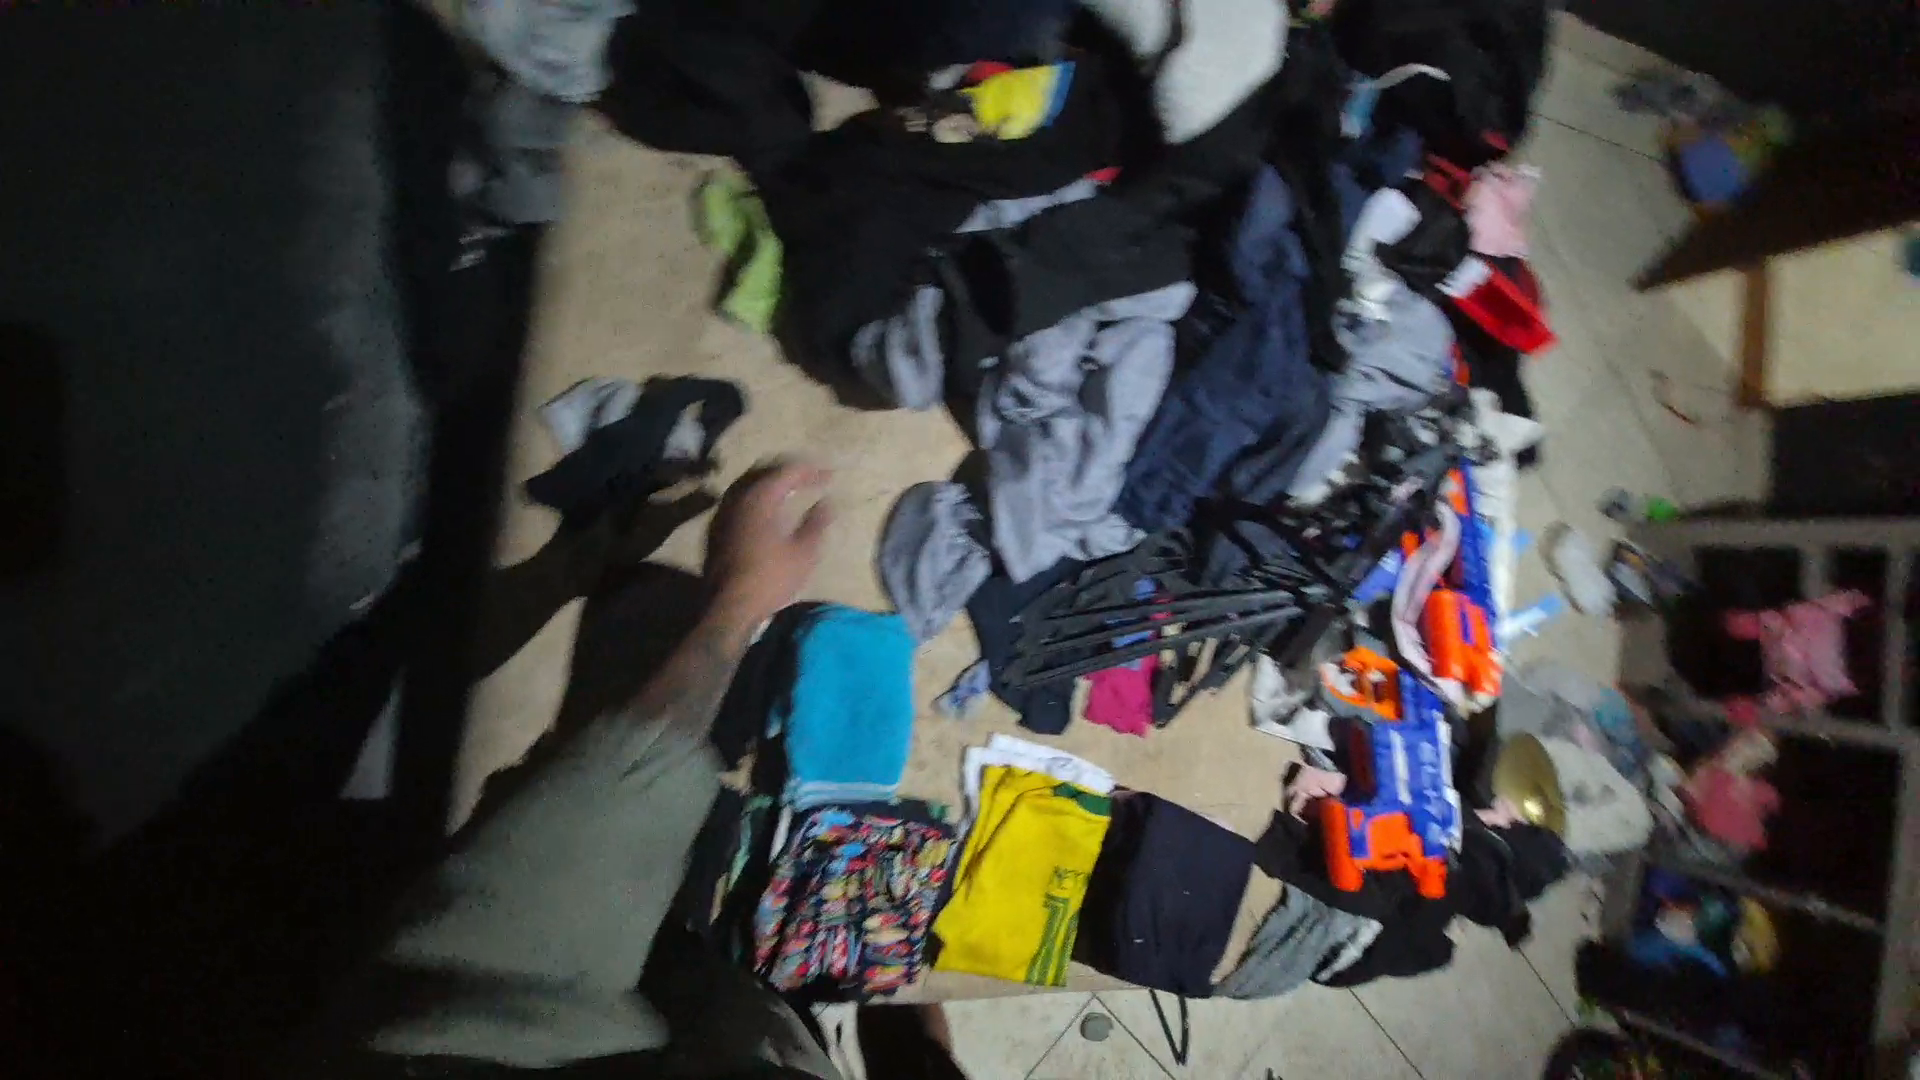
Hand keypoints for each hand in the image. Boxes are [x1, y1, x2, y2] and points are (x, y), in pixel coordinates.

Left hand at [704, 461, 831, 627]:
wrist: (729, 606)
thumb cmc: (771, 579)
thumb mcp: (805, 552)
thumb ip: (817, 522)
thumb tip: (827, 502)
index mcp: (760, 499)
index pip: (787, 471)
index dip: (811, 470)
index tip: (830, 476)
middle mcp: (738, 498)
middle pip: (765, 471)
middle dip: (790, 471)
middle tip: (811, 478)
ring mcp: (723, 512)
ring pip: (749, 484)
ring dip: (771, 482)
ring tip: (791, 490)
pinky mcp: (716, 528)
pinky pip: (739, 499)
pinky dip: (757, 496)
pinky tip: (768, 510)